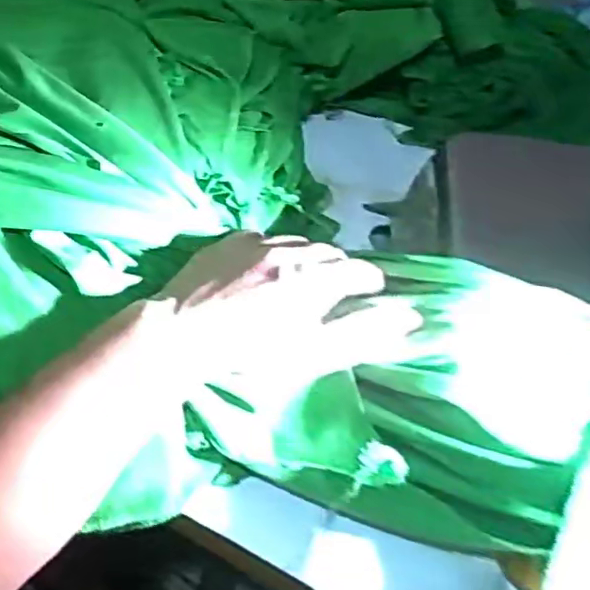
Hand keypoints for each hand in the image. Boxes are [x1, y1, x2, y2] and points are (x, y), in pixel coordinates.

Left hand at [144, 232, 419, 379]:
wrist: (181, 332)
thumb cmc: (249, 351)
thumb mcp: (314, 351)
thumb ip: (364, 331)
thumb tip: (408, 316)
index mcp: (313, 278)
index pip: (362, 270)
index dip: (368, 287)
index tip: (363, 300)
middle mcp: (284, 252)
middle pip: (328, 252)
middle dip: (336, 270)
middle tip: (327, 294)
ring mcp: (249, 243)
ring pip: (293, 241)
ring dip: (302, 257)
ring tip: (293, 281)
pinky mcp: (221, 242)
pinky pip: (257, 237)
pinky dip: (268, 250)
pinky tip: (259, 269)